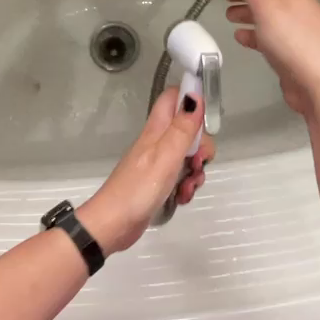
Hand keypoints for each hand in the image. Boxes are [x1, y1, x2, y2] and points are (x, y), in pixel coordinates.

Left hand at [77, 92, 215, 254]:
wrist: (113, 224)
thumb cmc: (139, 189)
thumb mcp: (166, 155)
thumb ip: (182, 127)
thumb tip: (194, 95)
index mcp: (156, 130)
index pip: (173, 99)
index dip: (191, 101)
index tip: (206, 119)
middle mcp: (156, 143)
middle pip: (188, 132)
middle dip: (201, 148)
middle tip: (197, 163)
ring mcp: (157, 165)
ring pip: (187, 158)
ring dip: (195, 172)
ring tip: (188, 187)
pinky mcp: (157, 185)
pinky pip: (180, 179)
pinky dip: (185, 187)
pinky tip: (182, 198)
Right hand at [216, 0, 319, 117]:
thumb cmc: (293, 40)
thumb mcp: (269, 3)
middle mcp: (293, 7)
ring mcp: (292, 31)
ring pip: (265, 14)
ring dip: (246, 10)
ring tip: (227, 15)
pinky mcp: (288, 54)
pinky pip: (266, 38)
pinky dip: (251, 33)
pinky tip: (240, 37)